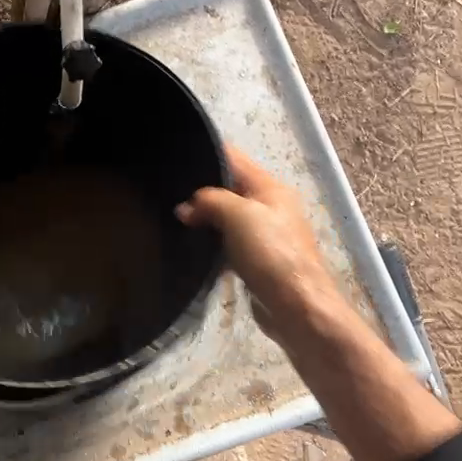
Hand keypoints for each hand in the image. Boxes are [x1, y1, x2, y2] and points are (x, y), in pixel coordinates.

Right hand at [176, 145, 349, 341]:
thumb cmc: (271, 253)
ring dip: (204, 219)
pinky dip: (211, 243)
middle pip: (228, 188)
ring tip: (171, 218)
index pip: (233, 158)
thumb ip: (209, 201)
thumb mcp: (238, 215)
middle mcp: (269, 206)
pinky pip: (228, 243)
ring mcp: (264, 234)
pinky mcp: (257, 260)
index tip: (172, 159)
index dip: (204, 154)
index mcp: (270, 187)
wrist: (296, 306)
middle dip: (200, 190)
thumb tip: (185, 208)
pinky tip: (190, 247)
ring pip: (226, 217)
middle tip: (165, 192)